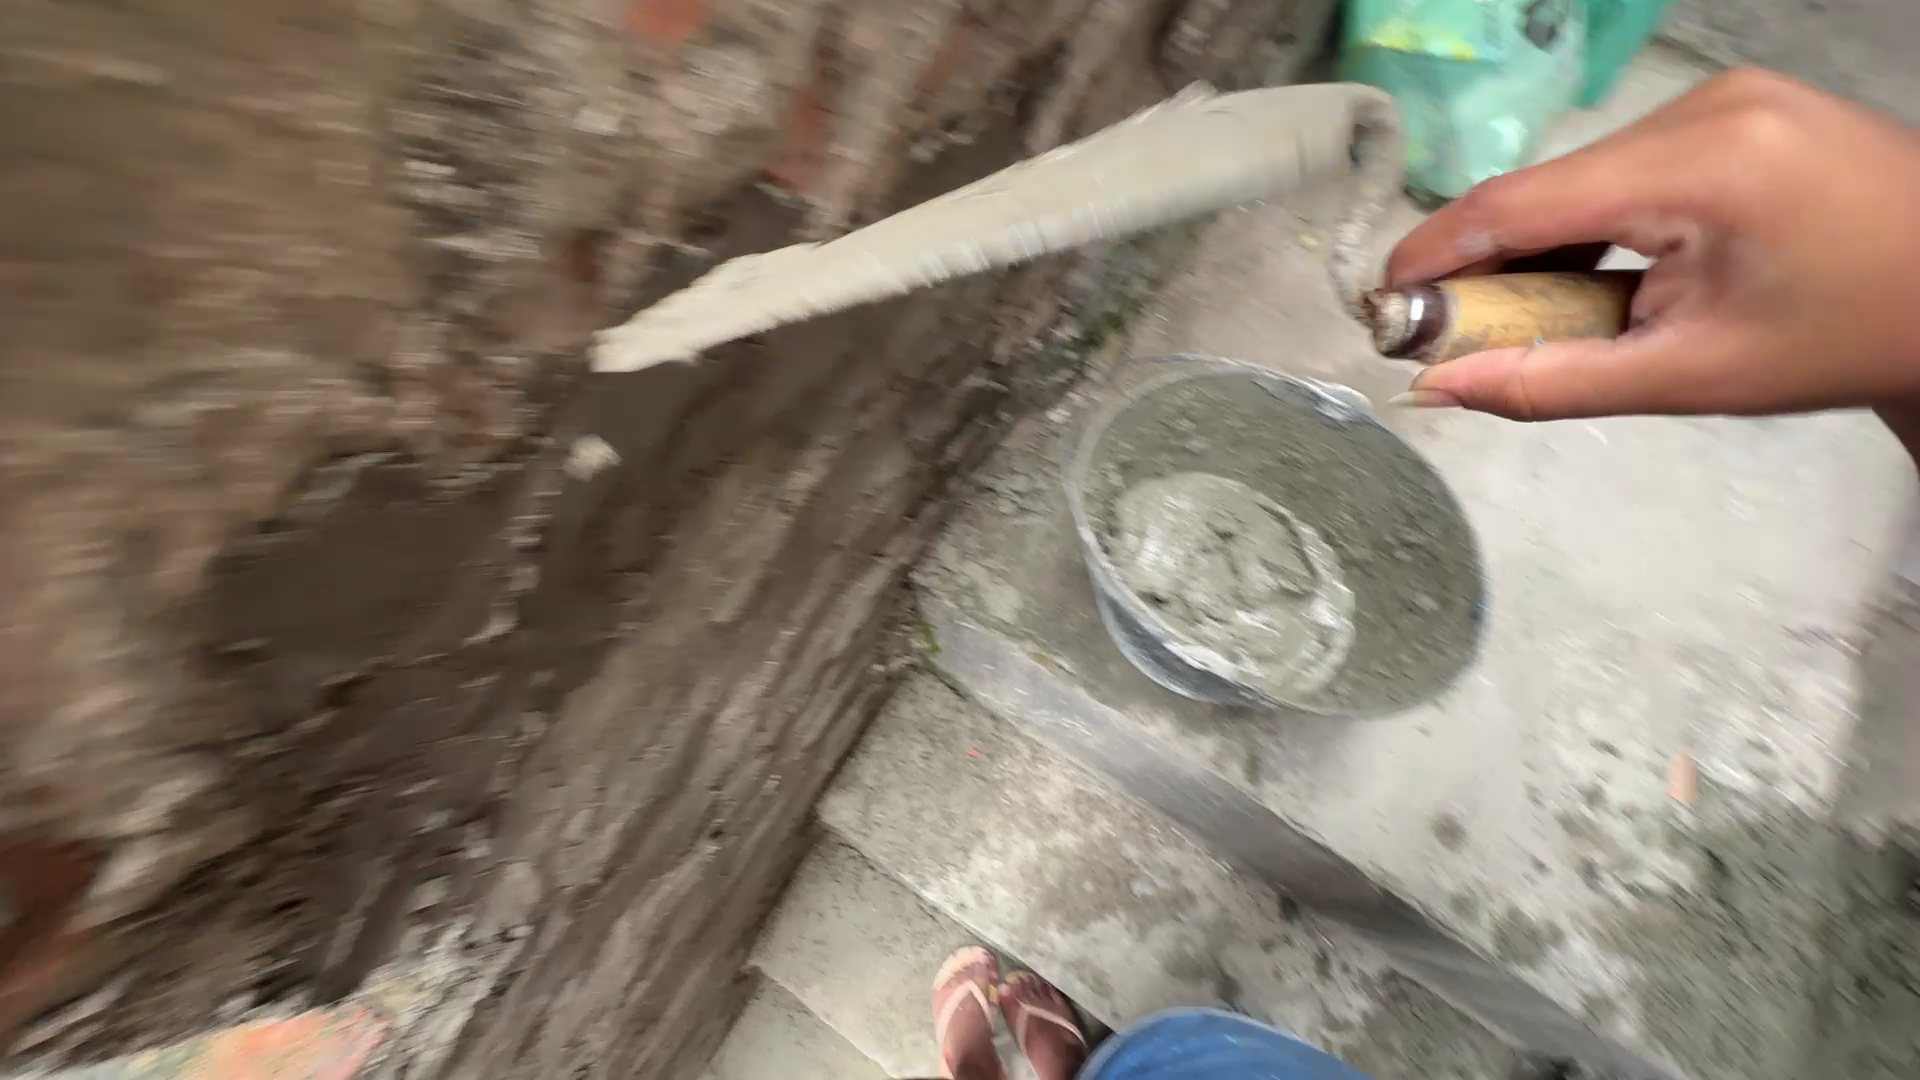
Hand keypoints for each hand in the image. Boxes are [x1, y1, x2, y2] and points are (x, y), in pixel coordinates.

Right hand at [1385, 69, 1919, 446]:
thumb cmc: (1839, 339)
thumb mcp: (1681, 377)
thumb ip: (1541, 384)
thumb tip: (1430, 389)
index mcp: (1699, 165)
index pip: (1513, 204)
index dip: (1428, 256)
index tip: (1380, 308)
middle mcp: (1698, 110)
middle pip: (1528, 193)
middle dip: (1468, 266)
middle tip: (1442, 332)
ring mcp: (1711, 105)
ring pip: (1555, 186)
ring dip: (1511, 254)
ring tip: (1506, 316)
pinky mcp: (1716, 119)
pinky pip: (1596, 179)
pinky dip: (1558, 236)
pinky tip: (1563, 280)